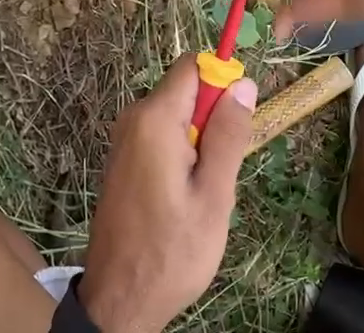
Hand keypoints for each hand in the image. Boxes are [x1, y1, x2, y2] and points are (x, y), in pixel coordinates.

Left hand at [78, 54, 257, 332]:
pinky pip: (160, 136)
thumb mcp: (214, 195)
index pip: (192, 66)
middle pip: (185, 91)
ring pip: (175, 116)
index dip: (221, 83)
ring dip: (198, 141)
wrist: (119, 298)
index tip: (236, 124)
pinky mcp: (122, 158)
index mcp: (154, 118)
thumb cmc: (172, 251)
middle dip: (211, 119)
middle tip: (219, 172)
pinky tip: (182, 198)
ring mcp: (124, 138)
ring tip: (201, 192)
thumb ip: (228, 135)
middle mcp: (134, 117)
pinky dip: (179, 155)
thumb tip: (243, 83)